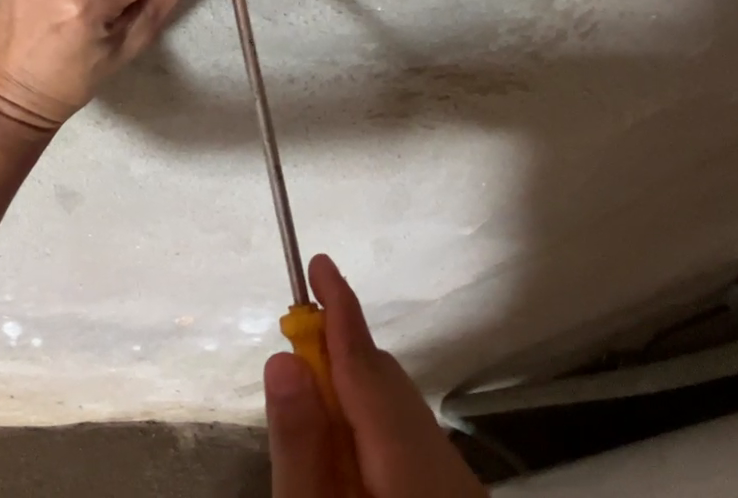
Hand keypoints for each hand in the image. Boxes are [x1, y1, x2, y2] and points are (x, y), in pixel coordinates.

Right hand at [267, 255, 488, 497]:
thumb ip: (301, 442)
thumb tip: (283, 359)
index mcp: (413, 465)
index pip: (368, 369)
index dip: (340, 313)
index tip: (321, 263)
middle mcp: (447, 466)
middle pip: (388, 383)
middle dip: (339, 349)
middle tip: (294, 329)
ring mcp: (455, 481)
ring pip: (401, 408)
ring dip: (353, 386)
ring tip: (307, 392)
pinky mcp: (449, 493)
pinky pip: (410, 434)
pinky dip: (373, 417)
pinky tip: (345, 436)